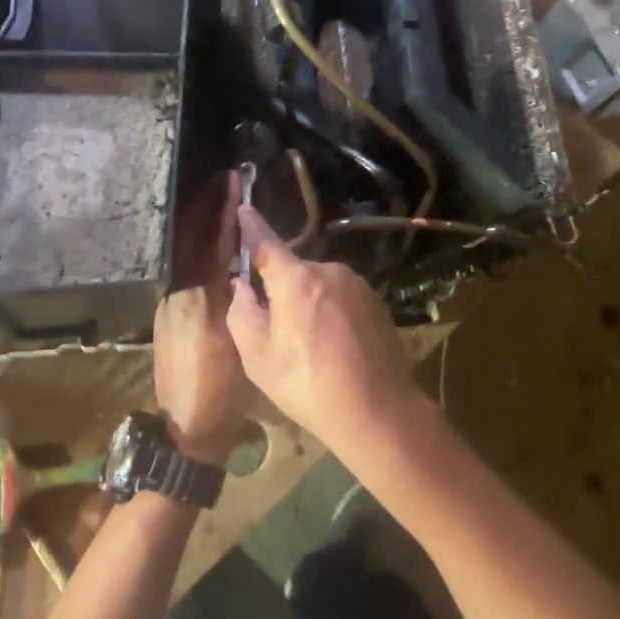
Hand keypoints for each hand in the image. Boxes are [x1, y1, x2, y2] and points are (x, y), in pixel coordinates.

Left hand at [154, 170, 253, 464]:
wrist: (185, 428)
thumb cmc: (224, 390)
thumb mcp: (243, 342)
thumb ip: (242, 300)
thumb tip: (242, 266)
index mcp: (202, 297)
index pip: (215, 242)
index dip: (224, 210)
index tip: (232, 181)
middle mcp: (179, 293)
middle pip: (193, 239)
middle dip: (207, 207)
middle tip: (221, 179)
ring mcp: (169, 303)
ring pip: (185, 251)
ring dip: (199, 223)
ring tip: (214, 199)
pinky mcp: (166, 314)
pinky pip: (182, 267)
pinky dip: (194, 245)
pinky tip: (205, 240)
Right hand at [226, 207, 423, 455]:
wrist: (378, 410)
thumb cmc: (308, 385)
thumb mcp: (259, 358)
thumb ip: (242, 314)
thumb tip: (242, 286)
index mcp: (296, 279)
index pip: (266, 242)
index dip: (251, 226)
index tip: (243, 207)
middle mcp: (329, 271)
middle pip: (293, 272)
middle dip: (281, 293)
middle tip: (279, 335)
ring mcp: (357, 285)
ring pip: (319, 287)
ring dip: (309, 306)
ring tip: (312, 350)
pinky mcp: (376, 302)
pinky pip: (342, 299)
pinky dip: (332, 315)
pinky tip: (336, 350)